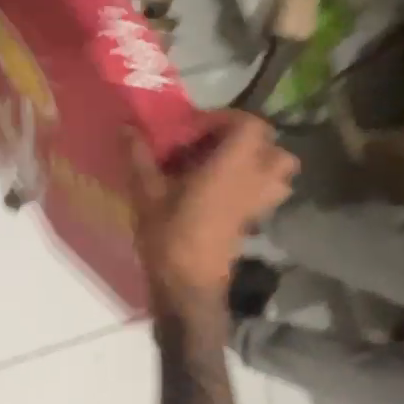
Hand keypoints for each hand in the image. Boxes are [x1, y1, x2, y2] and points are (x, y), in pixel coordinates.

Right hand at [127, 111, 296, 339]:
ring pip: (277, 167)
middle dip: (241, 137)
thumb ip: (139, 155)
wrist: (188, 284)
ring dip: (254, 159)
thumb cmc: (168, 234)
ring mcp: (260, 201)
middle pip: (268, 143)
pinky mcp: (255, 218)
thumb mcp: (146, 191)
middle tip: (206, 145)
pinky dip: (251, 182)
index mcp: (232, 167)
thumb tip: (126, 125)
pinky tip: (219, 190)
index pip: (249, 124)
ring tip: (219, 165)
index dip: (222, 119)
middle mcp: (255, 179)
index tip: (191, 130)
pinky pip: (267, 189)